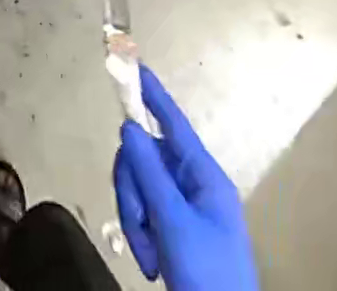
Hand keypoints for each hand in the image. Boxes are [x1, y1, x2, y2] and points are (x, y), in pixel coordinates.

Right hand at [112, 67, 256, 290]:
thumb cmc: (208, 274)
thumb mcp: (173, 221)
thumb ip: (148, 171)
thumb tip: (129, 126)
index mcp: (204, 176)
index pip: (173, 122)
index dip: (152, 94)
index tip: (132, 66)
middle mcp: (193, 184)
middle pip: (143, 157)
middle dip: (132, 189)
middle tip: (138, 221)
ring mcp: (183, 206)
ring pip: (137, 184)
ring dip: (134, 217)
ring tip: (148, 254)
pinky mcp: (173, 227)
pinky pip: (141, 209)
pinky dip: (139, 233)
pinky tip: (151, 262)